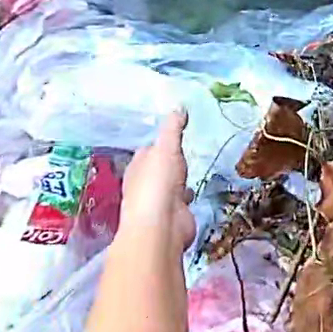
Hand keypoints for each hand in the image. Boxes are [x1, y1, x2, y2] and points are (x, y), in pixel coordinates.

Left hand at [122, 110, 194, 249]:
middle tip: (186, 149)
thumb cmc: (159, 183)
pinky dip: (186, 194)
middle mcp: (144, 183)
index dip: (160, 141)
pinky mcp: (173, 214)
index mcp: (138, 166)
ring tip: (192, 168)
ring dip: (178, 178)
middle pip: (158, 167)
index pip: (148, 149)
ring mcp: (158, 200)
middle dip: (169, 161)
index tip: (175, 132)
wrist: (162, 226)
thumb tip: (179, 106)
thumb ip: (173, 128)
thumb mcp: (167, 148)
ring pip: (169, 184)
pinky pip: (180, 199)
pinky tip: (194, 189)